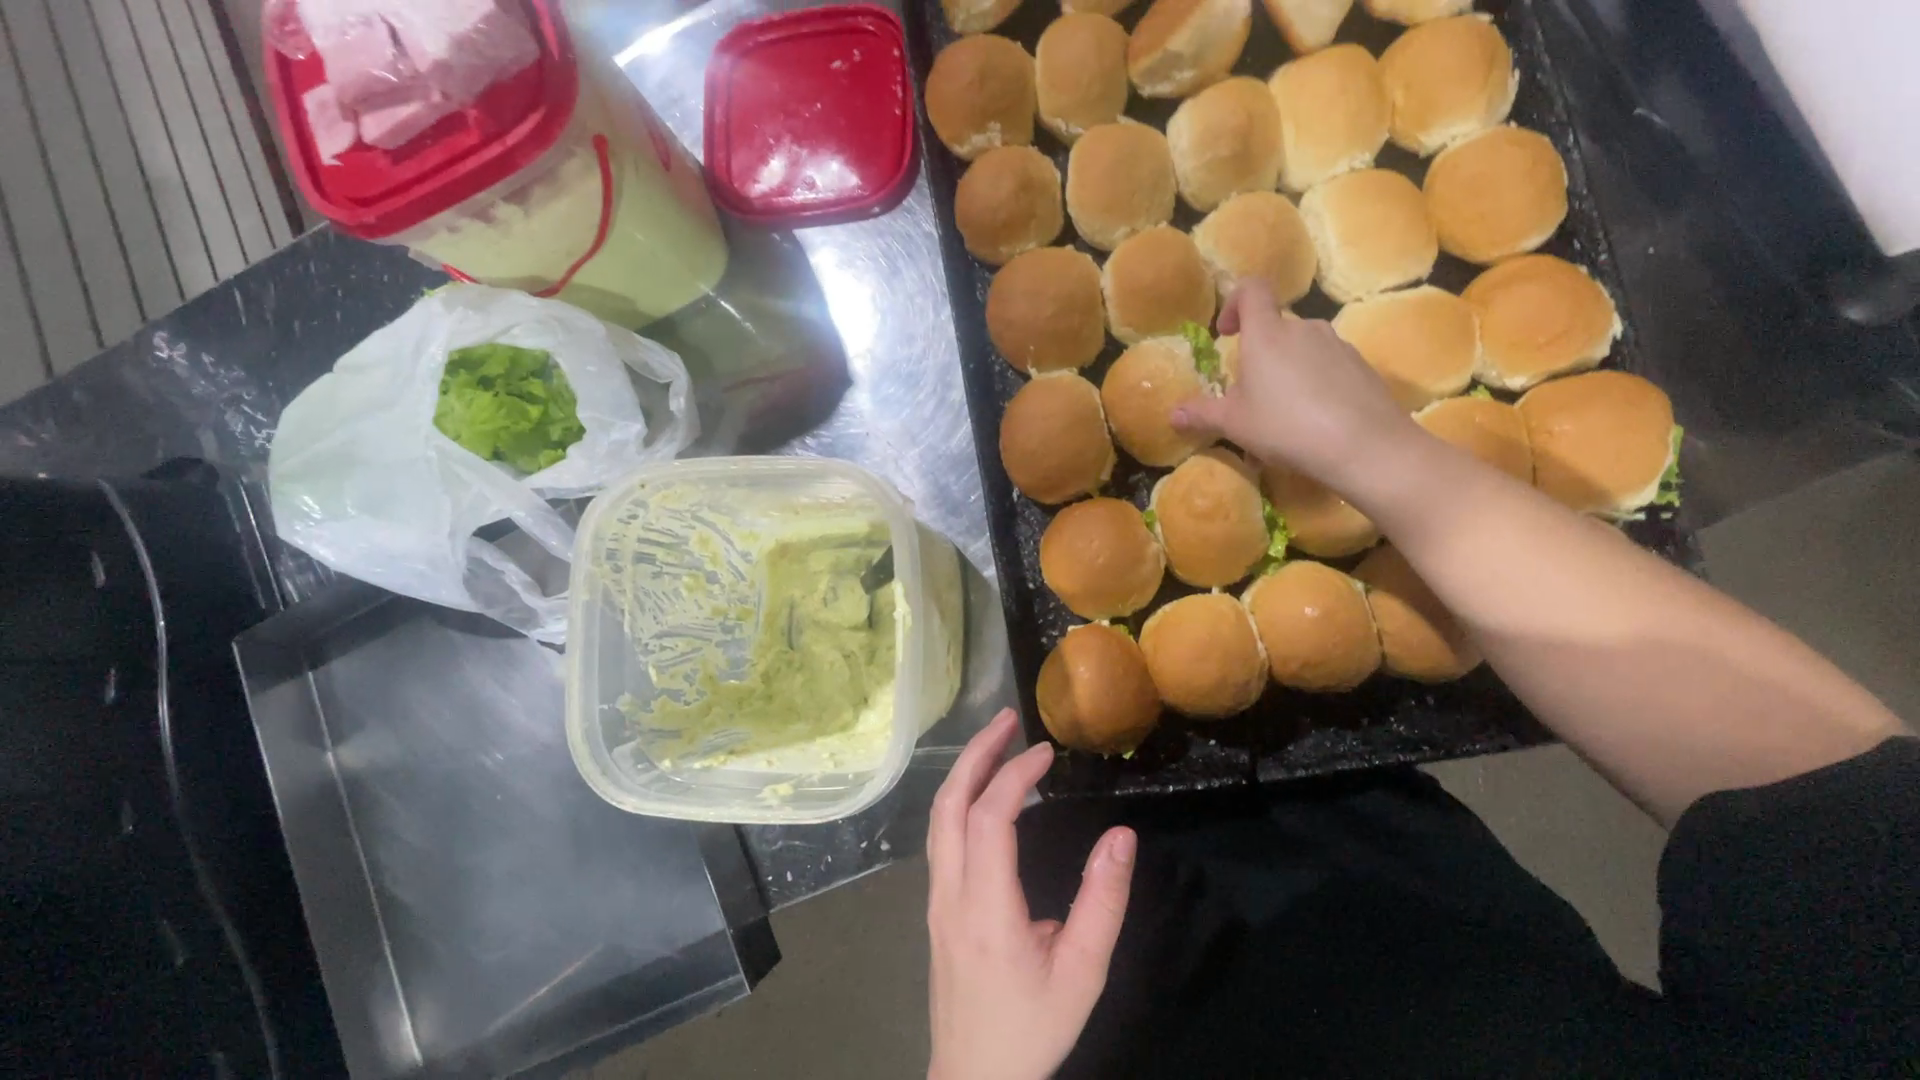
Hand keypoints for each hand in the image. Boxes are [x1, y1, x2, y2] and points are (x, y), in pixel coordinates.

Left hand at [926, 710, 1136, 1079]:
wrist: (974, 1078)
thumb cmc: (1031, 1028)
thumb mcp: (1082, 974)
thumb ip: (1102, 903)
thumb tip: (1121, 836)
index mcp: (985, 909)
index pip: (989, 819)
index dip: (1013, 776)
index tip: (1045, 753)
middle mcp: (949, 894)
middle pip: (948, 804)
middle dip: (975, 754)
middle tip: (1007, 720)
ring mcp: (934, 900)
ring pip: (937, 819)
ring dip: (963, 772)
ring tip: (995, 743)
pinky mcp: (935, 907)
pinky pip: (940, 837)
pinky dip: (958, 799)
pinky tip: (981, 793)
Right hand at [1173, 280, 1416, 491]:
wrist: (1364, 445)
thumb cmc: (1286, 426)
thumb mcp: (1235, 424)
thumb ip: (1202, 414)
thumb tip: (1173, 414)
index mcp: (1267, 334)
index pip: (1252, 290)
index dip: (1234, 303)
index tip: (1226, 333)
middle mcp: (1303, 328)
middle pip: (1276, 328)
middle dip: (1260, 356)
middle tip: (1251, 396)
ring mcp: (1337, 345)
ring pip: (1303, 350)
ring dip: (1288, 373)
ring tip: (1283, 417)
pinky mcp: (1361, 366)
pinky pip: (1328, 368)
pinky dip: (1315, 386)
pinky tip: (1315, 423)